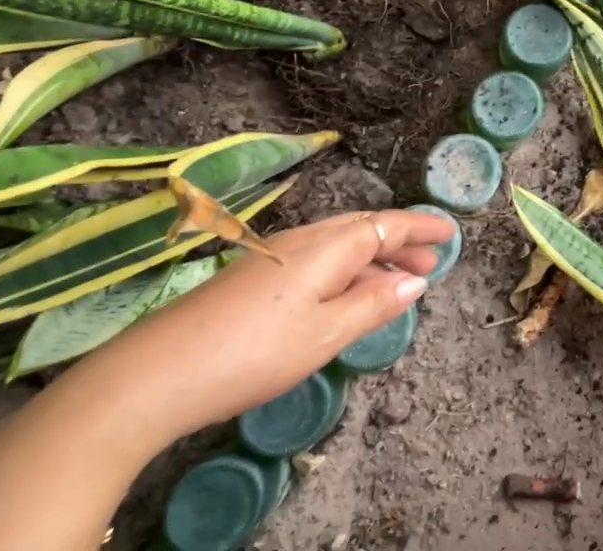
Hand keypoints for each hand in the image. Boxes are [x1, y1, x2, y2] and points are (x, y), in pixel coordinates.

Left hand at [60, 208, 455, 444]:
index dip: (421, 228)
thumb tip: (415, 281)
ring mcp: (273, 257)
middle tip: (430, 264)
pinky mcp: (252, 279)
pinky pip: (316, 260)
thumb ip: (374, 304)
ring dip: (373, 259)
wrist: (151, 376)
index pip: (387, 225)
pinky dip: (345, 271)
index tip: (451, 232)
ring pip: (338, 245)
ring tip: (396, 284)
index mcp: (327, 247)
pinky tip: (344, 298)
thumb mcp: (326, 334)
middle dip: (400, 243)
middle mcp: (303, 241)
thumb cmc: (252, 353)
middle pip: (363, 229)